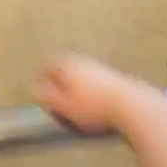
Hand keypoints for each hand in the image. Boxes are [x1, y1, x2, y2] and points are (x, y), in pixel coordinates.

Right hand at [34, 54, 158, 134]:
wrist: (131, 105)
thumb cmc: (93, 106)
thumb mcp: (65, 106)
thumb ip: (48, 96)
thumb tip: (35, 87)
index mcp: (67, 64)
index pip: (48, 63)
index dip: (42, 76)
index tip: (42, 92)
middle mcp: (82, 60)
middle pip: (64, 66)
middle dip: (59, 82)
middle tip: (58, 101)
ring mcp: (99, 66)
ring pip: (80, 73)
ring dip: (75, 87)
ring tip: (76, 107)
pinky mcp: (113, 76)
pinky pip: (94, 81)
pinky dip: (89, 91)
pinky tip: (94, 106)